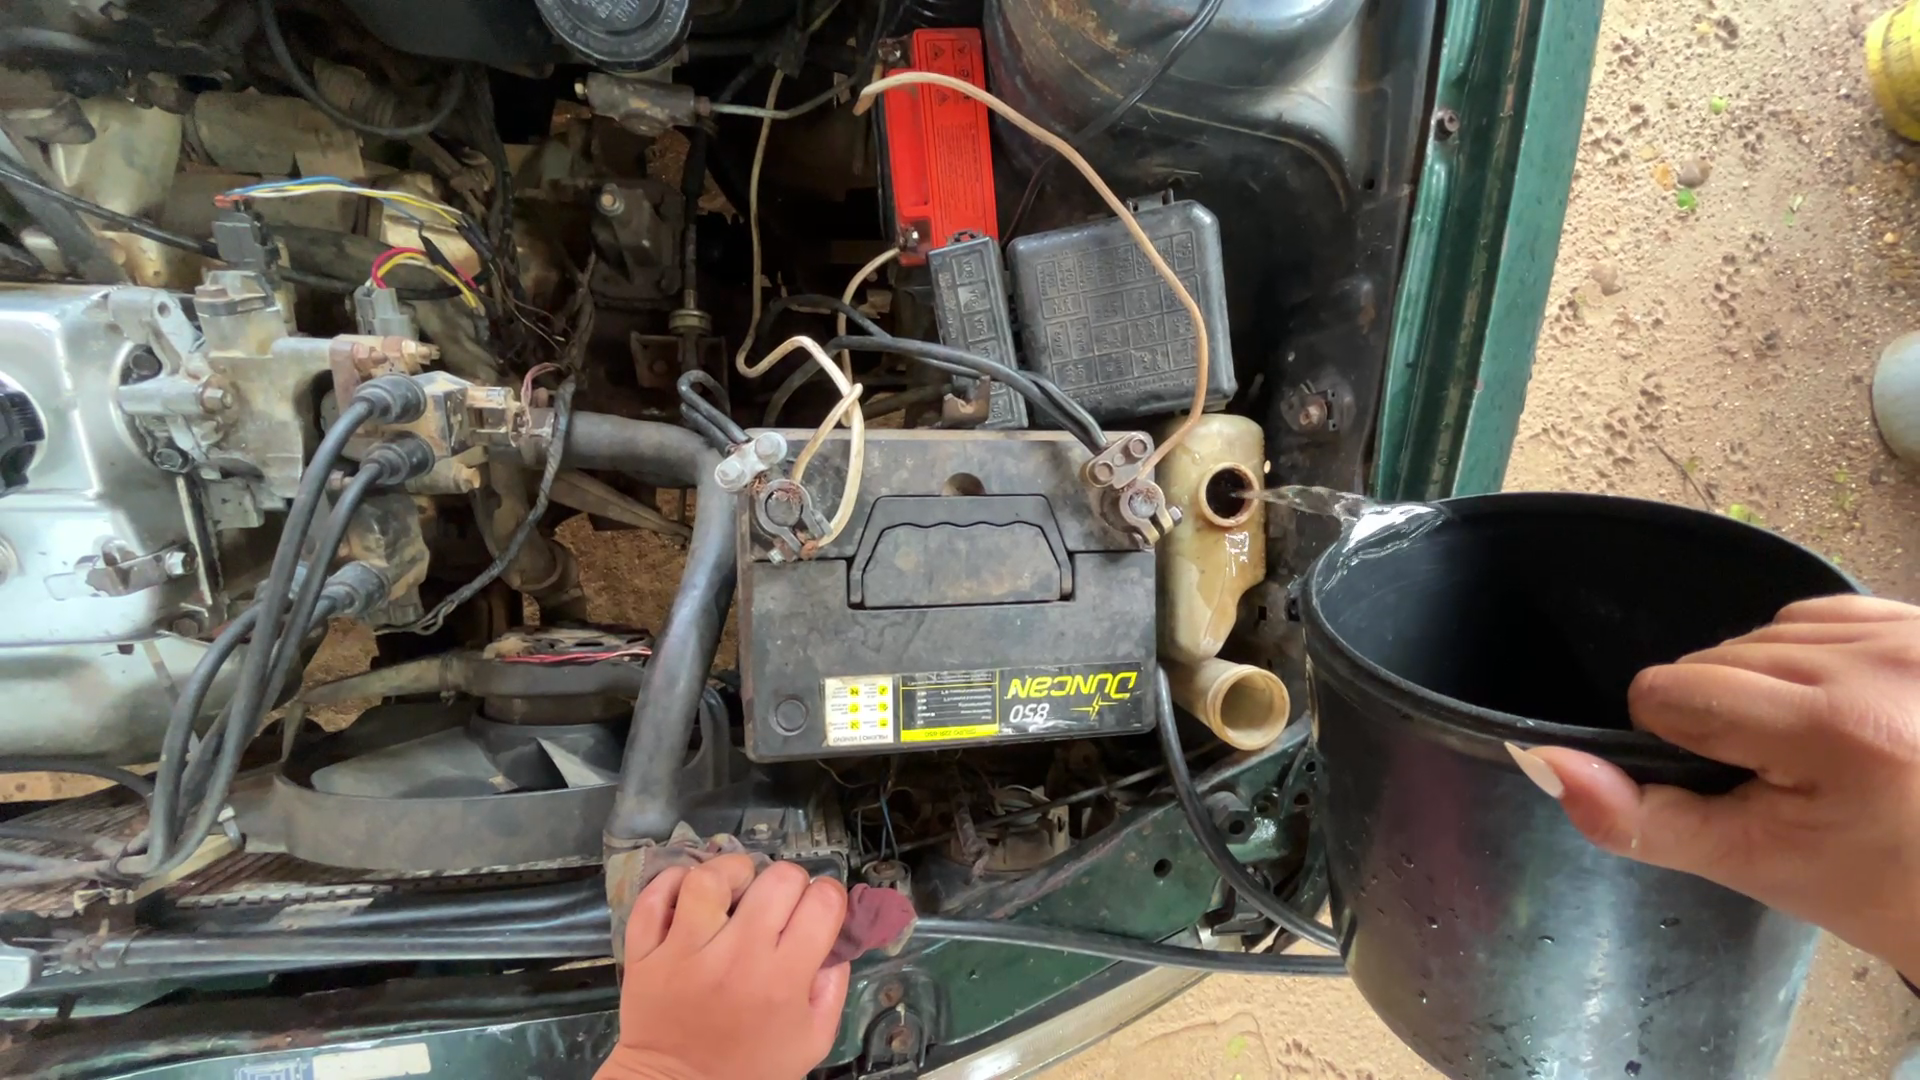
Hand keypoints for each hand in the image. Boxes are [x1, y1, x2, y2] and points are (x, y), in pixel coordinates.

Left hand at [595, 855, 850, 1079]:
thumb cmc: (750, 1069)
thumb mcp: (812, 1040)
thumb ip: (834, 984)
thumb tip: (836, 934)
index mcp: (784, 979)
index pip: (824, 900)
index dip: (828, 896)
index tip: (817, 910)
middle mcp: (737, 957)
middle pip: (778, 878)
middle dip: (789, 883)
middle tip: (778, 906)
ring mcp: (685, 953)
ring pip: (711, 877)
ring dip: (730, 874)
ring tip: (734, 893)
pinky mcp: (645, 954)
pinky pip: (654, 898)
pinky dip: (671, 883)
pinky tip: (689, 896)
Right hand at [1509, 595, 1919, 979]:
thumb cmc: (1884, 887)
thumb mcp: (1750, 865)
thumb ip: (1632, 817)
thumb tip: (1539, 759)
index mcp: (1840, 730)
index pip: (1666, 691)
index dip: (1679, 741)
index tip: (1743, 782)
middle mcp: (1886, 665)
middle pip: (1706, 661)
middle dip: (1724, 714)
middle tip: (1791, 773)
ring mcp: (1916, 636)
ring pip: (1748, 639)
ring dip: (1762, 687)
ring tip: (1822, 744)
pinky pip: (1806, 617)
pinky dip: (1803, 659)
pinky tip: (1844, 705)